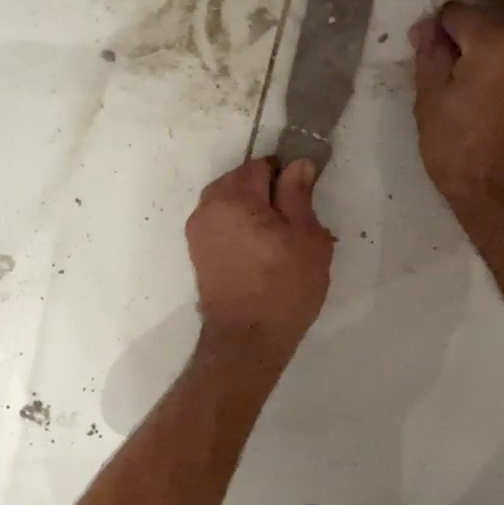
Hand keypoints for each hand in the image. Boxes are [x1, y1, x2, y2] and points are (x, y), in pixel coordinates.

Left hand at [185, 157, 334, 365]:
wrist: (246, 339)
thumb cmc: (284, 287)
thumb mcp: (306, 236)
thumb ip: (298, 194)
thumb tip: (298, 164)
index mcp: (233, 197)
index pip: (261, 166)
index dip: (286, 175)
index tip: (303, 197)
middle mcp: (206, 208)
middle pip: (240, 182)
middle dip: (266, 193)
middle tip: (293, 222)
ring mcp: (197, 232)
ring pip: (229, 204)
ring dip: (251, 211)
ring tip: (277, 241)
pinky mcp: (197, 254)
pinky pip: (221, 226)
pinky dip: (238, 229)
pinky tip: (259, 253)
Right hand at [411, 0, 503, 236]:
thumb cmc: (463, 154)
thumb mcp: (431, 106)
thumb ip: (430, 59)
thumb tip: (427, 27)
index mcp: (496, 38)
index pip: (462, 12)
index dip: (441, 29)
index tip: (432, 49)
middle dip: (485, 14)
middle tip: (463, 44)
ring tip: (490, 57)